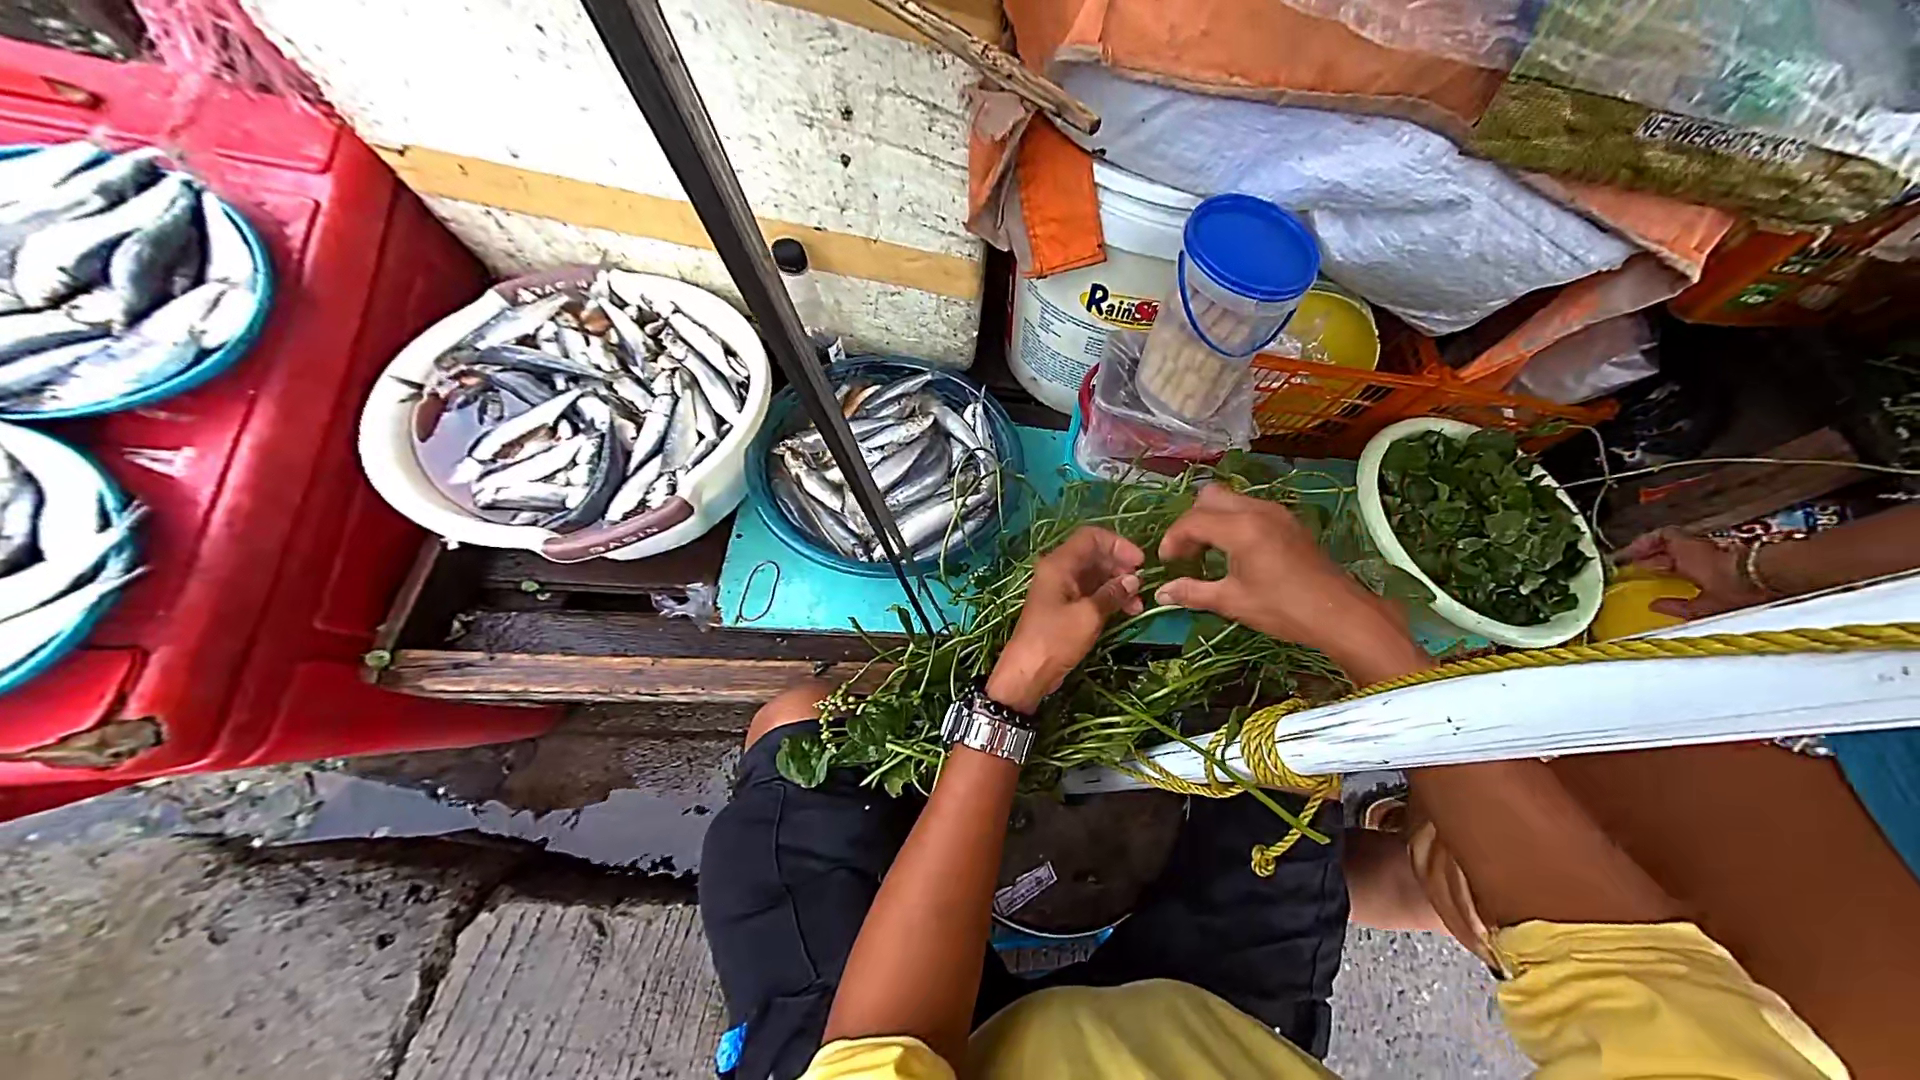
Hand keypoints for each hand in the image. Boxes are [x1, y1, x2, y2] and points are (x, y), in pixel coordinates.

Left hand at [987, 527, 1143, 712]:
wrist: (1028, 672)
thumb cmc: (1055, 639)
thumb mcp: (1088, 615)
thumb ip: (1112, 593)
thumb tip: (1133, 580)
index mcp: (1059, 564)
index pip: (1091, 537)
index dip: (1118, 544)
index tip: (1139, 561)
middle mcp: (1059, 571)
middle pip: (1094, 555)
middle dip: (1120, 566)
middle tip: (1141, 584)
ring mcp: (1061, 589)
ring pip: (1095, 576)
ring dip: (1118, 585)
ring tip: (1138, 604)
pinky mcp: (1064, 607)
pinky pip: (1090, 593)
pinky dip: (1109, 598)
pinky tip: (1128, 610)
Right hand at [1156, 485, 1426, 685]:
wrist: (1340, 614)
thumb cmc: (1283, 609)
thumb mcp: (1232, 602)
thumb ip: (1192, 592)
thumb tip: (1161, 593)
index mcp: (1240, 529)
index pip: (1192, 521)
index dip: (1172, 539)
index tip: (1167, 562)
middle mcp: (1257, 511)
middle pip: (1208, 497)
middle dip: (1190, 521)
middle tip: (1186, 551)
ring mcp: (1275, 512)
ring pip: (1230, 499)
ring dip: (1211, 518)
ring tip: (1206, 551)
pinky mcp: (1287, 521)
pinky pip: (1248, 507)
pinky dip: (1231, 520)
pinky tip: (1232, 550)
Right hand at [1614, 528, 1768, 618]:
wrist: (1785, 577)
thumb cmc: (1740, 587)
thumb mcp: (1706, 605)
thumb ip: (1679, 606)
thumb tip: (1656, 606)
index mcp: (1685, 553)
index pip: (1659, 537)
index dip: (1641, 544)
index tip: (1628, 556)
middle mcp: (1701, 548)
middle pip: (1673, 544)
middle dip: (1655, 554)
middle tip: (1642, 567)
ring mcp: (1722, 550)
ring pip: (1690, 550)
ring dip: (1676, 559)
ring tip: (1666, 573)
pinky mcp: (1739, 558)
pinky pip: (1707, 557)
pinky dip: (1695, 565)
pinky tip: (1694, 578)